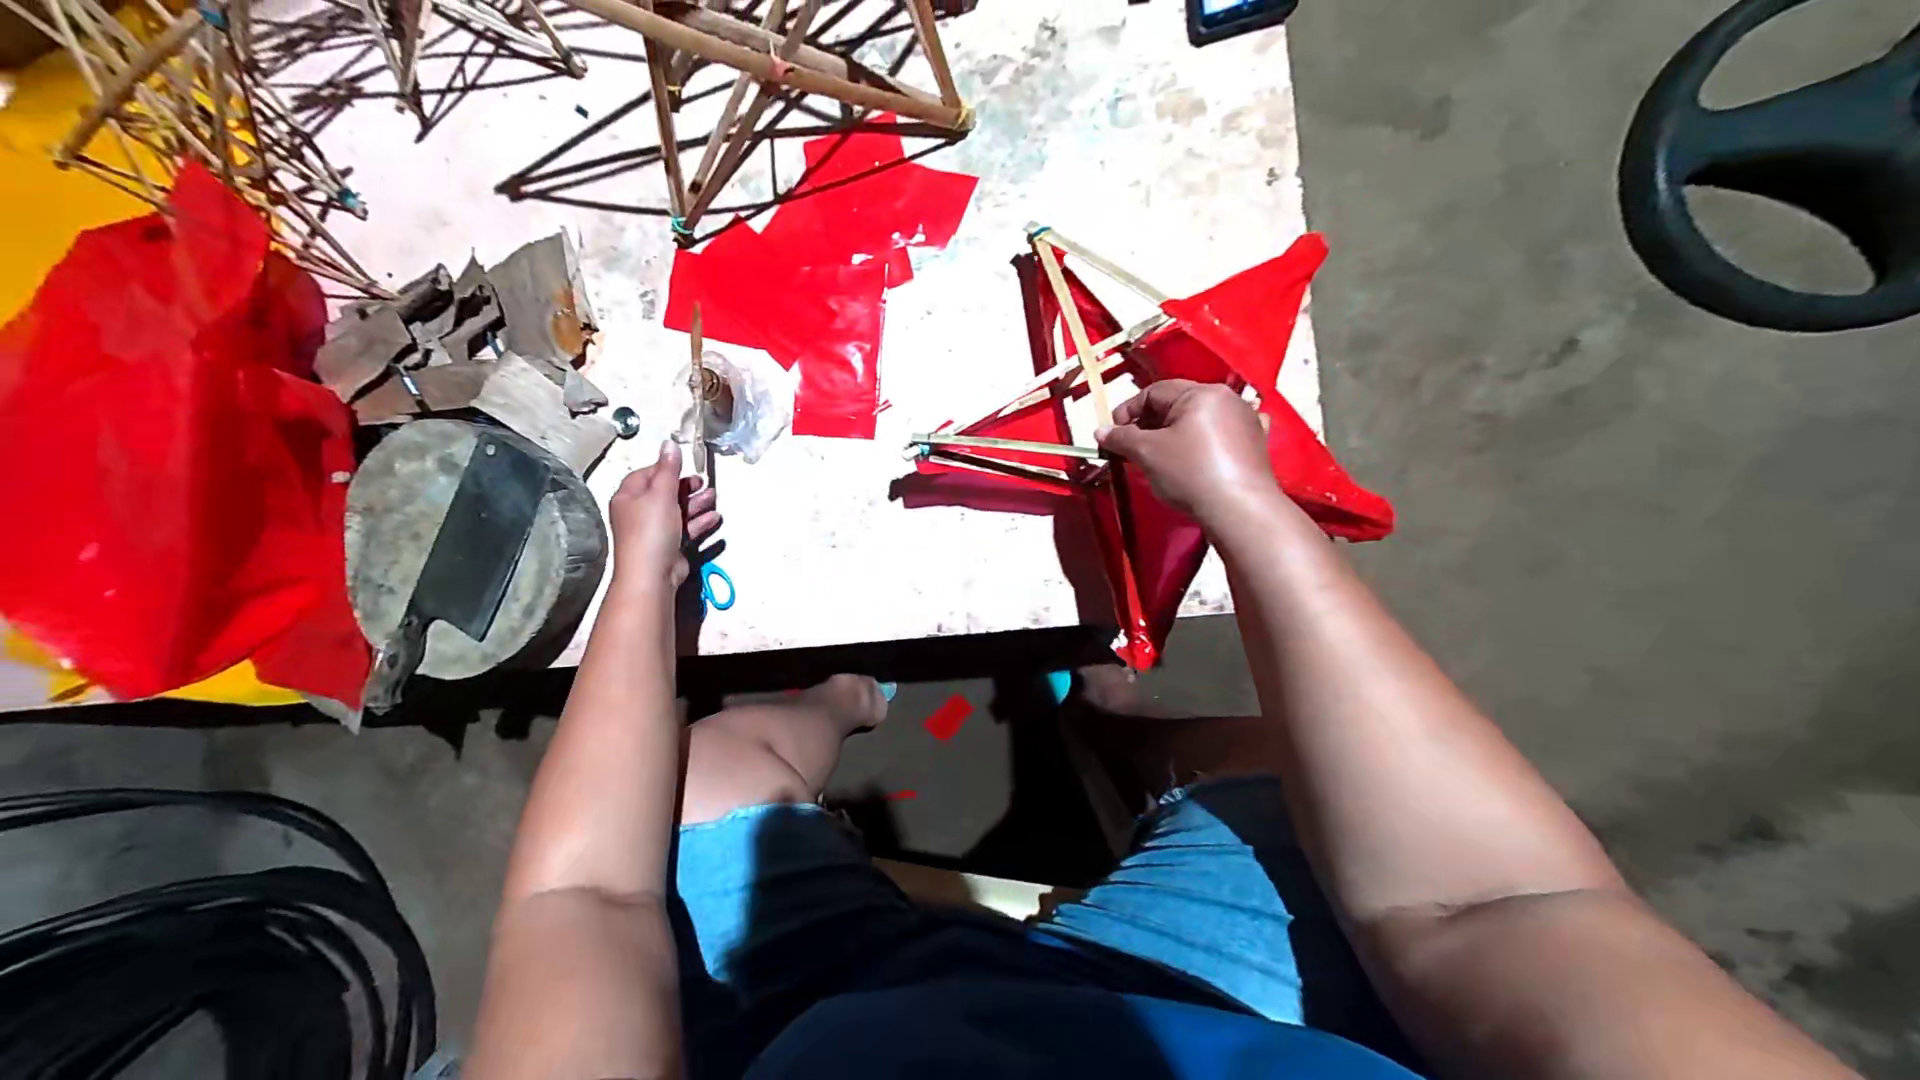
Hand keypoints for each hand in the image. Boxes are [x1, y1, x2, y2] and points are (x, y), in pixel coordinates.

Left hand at [608, 442, 721, 590]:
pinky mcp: (669, 546)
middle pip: (666, 493)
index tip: (687, 467)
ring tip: (714, 499)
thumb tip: (669, 443)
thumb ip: (668, 469)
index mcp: (629, 496)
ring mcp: (655, 531)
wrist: (651, 574)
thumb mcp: (660, 494)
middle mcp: (639, 512)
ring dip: (697, 504)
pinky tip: (714, 518)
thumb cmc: (651, 530)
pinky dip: (700, 522)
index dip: (667, 469)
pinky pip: (686, 529)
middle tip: (705, 484)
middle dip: (687, 488)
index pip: (647, 474)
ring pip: (678, 511)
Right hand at [1095, 380, 1277, 527]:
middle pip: (1178, 404)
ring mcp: (1246, 420)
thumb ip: (1121, 438)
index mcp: (1200, 393)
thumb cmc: (1190, 473)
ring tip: (1160, 456)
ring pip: (1200, 419)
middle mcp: (1227, 398)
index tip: (1112, 434)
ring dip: (1176, 432)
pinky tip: (1204, 450)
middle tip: (1131, 448)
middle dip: (1150, 424)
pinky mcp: (1256, 443)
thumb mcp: (1147, 453)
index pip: (1154, 392)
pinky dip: (1207, 439)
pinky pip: (1224, 433)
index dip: (1127, 410)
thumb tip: (1100, 431)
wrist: (1239, 510)